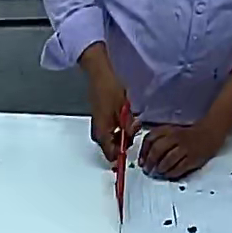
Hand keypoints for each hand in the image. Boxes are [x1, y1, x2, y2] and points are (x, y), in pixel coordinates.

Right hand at [80, 46, 135, 162]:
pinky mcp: (100, 122)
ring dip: (123, 135)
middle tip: (133, 128)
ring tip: (129, 120)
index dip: (122, 155)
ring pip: (112, 140)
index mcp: (102, 133)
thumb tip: (130, 137)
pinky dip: (118, 129)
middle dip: (125, 142)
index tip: (131, 149)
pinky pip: (110, 132)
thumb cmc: (109, 90)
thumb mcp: (123, 109)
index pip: (111, 155)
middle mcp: (98, 134)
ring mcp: (98, 128)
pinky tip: (123, 118)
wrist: (99, 76)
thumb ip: (127, 127)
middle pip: (112, 148)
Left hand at [138, 121, 227, 179]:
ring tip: (158, 172)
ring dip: (160, 169)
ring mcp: (185, 148)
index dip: (143, 152)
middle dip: (150, 163)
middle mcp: (176, 137)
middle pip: (157, 150)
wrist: (210, 132)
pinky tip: (168, 174)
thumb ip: (157, 141)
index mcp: (168, 130)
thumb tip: (143, 160)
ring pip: (167, 161)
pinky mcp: (193, 158)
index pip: (150, 138)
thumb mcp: (171, 132)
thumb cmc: (186, 135)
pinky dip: (170, 173)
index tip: (141, 162)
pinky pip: (178, 168)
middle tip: (147, 170)